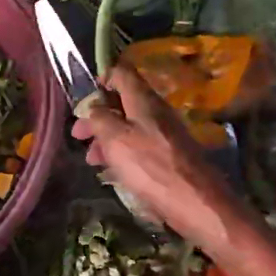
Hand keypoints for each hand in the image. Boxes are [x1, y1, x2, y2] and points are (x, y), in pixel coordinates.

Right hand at [72, 66, 251, 249]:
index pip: (122, 72)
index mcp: (144, 100)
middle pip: (123, 102)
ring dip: (107, 138)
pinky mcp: (169, 156)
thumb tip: (93, 108)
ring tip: (92, 159)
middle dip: (98, 116)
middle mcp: (156, 111)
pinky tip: (111, 171)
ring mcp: (165, 134)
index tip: (85, 98)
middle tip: (79, 135)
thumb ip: (100, 118)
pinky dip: (122, 153)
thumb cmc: (151, 166)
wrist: (197, 202)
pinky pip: (140, 146)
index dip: (102, 78)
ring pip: (129, 127)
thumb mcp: (115, 138)